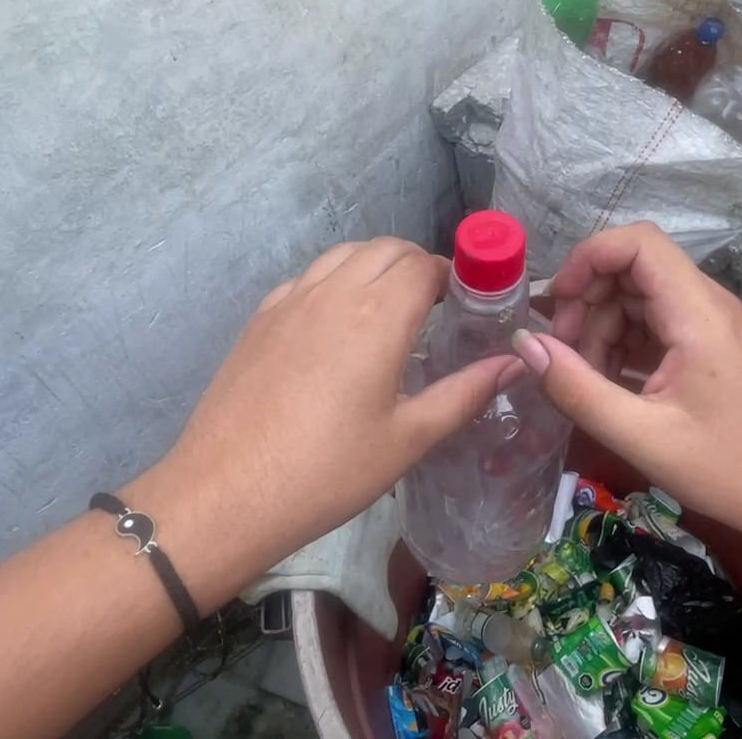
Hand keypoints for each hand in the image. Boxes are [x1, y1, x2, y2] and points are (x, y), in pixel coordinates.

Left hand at [128, 238, 519, 604]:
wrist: (227, 493)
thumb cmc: (328, 471)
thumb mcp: (408, 438)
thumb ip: (465, 393)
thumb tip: (515, 363)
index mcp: (379, 315)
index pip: (424, 265)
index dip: (452, 274)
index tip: (465, 301)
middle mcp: (335, 291)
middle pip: (386, 248)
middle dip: (417, 264)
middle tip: (433, 305)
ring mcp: (291, 299)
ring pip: (343, 254)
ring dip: (374, 265)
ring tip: (387, 306)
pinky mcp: (260, 317)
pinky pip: (307, 276)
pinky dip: (333, 280)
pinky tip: (334, 322)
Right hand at [509, 222, 741, 538]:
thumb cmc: (728, 470)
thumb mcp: (642, 437)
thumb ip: (577, 390)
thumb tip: (525, 345)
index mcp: (698, 313)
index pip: (638, 242)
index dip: (589, 256)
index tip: (557, 300)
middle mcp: (706, 303)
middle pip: (633, 267)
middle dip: (588, 298)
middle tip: (562, 350)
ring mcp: (708, 321)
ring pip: (637, 295)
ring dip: (601, 325)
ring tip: (585, 377)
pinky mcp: (706, 342)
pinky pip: (652, 320)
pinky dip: (622, 342)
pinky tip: (609, 383)